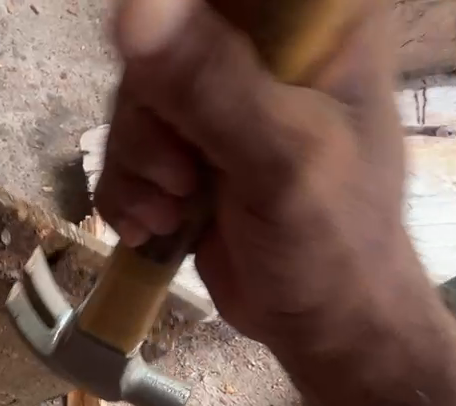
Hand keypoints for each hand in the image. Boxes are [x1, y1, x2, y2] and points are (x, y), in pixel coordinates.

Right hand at [96, 0, 447, 374]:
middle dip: (150, 126)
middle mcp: (260, 50)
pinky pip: (125, 155)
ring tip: (173, 216)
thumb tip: (129, 6)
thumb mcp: (278, 158)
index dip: (174, 29)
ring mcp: (219, 106)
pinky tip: (153, 230)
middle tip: (182, 182)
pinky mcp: (187, 157)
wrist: (322, 323)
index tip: (177, 107)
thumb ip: (209, 83)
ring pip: (133, 106)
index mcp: (310, 21)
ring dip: (136, 171)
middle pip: (157, 45)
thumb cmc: (330, 241)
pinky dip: (126, 197)